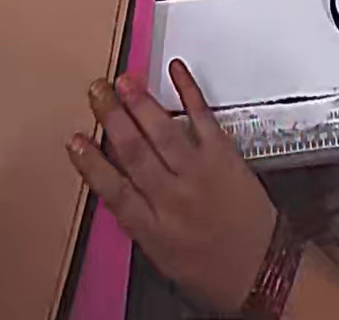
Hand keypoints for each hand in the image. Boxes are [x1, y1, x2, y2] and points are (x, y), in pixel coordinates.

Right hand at [67, 60, 277, 312]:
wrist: (262, 269)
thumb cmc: (212, 266)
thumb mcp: (162, 255)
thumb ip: (138, 217)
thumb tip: (113, 185)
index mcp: (153, 228)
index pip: (114, 191)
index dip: (92, 163)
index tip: (76, 139)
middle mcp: (173, 198)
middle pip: (135, 152)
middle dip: (112, 118)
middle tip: (98, 92)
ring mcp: (199, 173)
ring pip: (163, 132)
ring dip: (141, 103)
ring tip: (125, 81)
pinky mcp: (223, 154)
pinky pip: (202, 117)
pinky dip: (188, 90)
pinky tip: (176, 71)